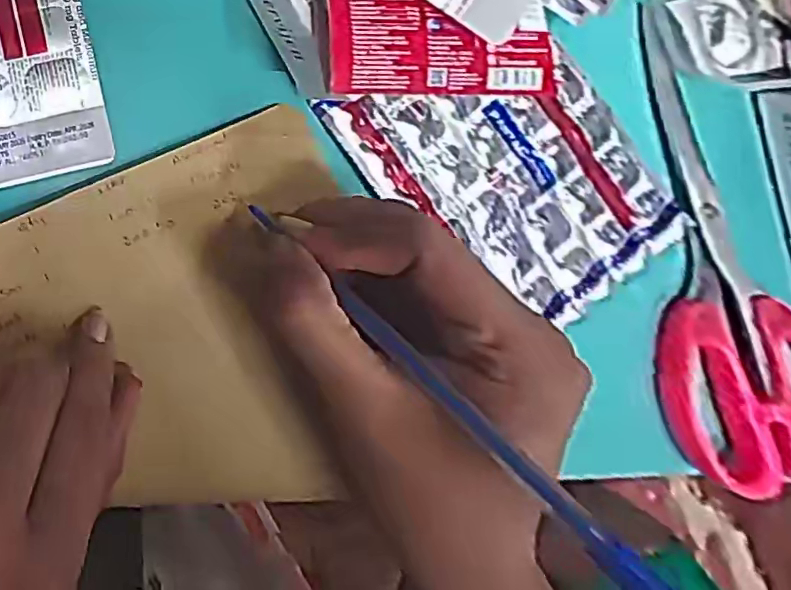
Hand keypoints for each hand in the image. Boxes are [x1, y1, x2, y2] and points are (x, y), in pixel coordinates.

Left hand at [0, 308, 141, 589]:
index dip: (95, 369)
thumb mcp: (55, 558)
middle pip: (36, 387)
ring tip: (10, 387)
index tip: (96, 329)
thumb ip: (96, 474)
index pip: (82, 431)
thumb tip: (123, 383)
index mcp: (42, 557)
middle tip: (56, 360)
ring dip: (9, 365)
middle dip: (54, 363)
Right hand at [239, 197, 589, 589]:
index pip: (426, 248)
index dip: (347, 235)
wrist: (458, 564)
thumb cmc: (423, 498)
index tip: (283, 245)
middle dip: (338, 236)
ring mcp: (490, 326)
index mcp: (520, 341)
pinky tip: (317, 288)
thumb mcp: (361, 409)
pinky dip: (346, 275)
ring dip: (338, 251)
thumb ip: (312, 323)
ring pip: (400, 254)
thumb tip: (270, 243)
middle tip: (277, 245)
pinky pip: (395, 280)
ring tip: (289, 263)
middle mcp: (516, 321)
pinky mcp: (460, 335)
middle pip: (415, 242)